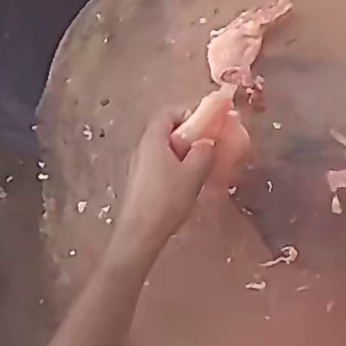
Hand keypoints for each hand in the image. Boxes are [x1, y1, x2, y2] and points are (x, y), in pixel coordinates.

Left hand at [112, 107, 217, 260]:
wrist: (140, 233)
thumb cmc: (167, 198)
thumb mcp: (193, 173)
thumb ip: (203, 152)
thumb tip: (206, 142)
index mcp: (153, 139)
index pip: (168, 112)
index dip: (188, 113)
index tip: (206, 125)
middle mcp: (142, 147)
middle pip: (166, 130)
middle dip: (188, 135)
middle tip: (207, 146)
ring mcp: (138, 165)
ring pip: (163, 148)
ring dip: (183, 152)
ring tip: (201, 167)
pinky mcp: (139, 182)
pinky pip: (159, 164)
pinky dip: (175, 166)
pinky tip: (187, 183)